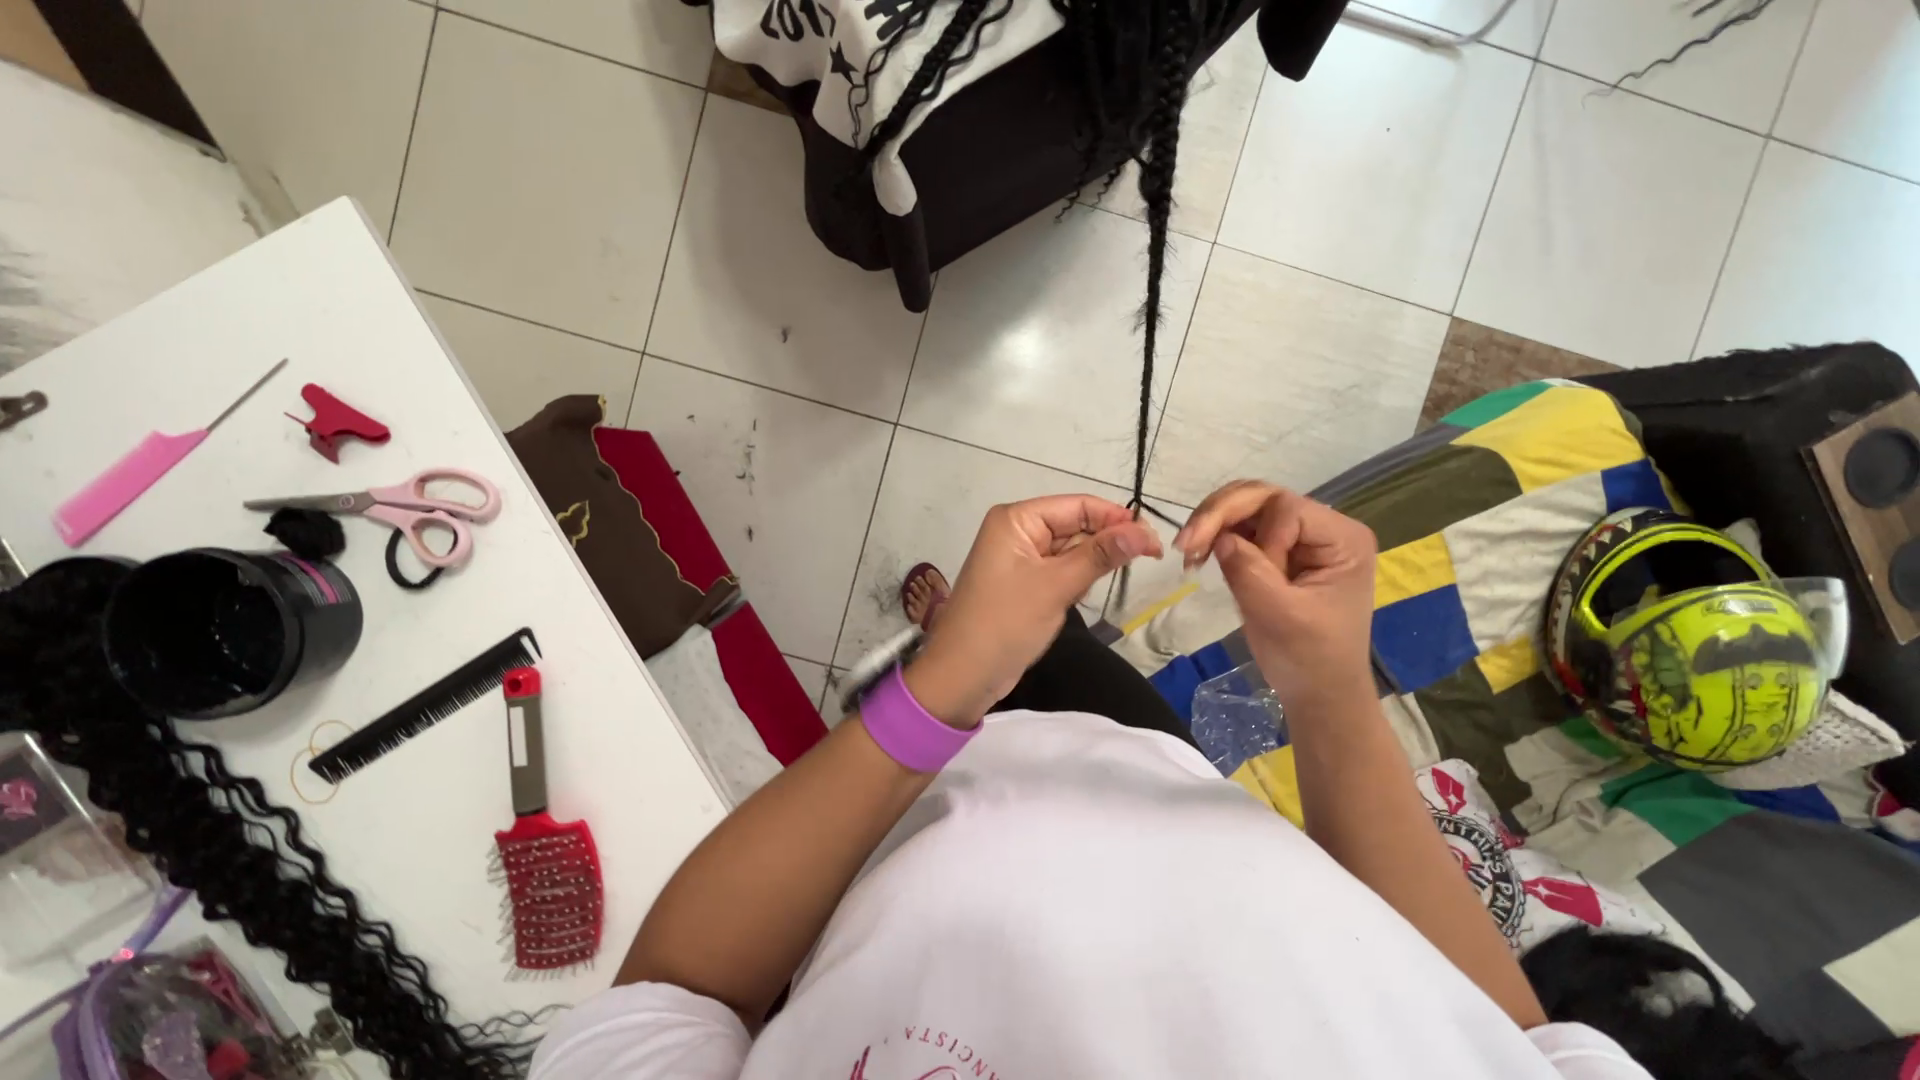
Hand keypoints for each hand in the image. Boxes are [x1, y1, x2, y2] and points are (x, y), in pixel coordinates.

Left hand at [904, 495, 1161, 727]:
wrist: (963, 675)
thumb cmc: (1005, 624)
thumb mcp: (1056, 586)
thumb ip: (1100, 555)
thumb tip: (1144, 531)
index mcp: (1016, 519)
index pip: (1077, 505)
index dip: (1116, 518)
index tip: (1154, 539)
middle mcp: (1016, 531)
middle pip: (1075, 524)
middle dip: (1109, 538)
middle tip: (1153, 556)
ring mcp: (1018, 558)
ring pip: (1070, 548)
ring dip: (1096, 558)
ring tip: (1134, 568)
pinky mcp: (1023, 584)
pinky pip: (1059, 569)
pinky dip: (1079, 576)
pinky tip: (1097, 586)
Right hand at [1174, 481, 1376, 709]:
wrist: (1319, 695)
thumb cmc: (1309, 659)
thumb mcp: (1280, 617)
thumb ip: (1250, 572)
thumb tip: (1219, 537)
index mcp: (1342, 539)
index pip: (1285, 507)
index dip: (1256, 534)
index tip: (1248, 578)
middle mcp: (1325, 528)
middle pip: (1262, 498)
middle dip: (1220, 515)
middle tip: (1184, 544)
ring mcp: (1300, 539)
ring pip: (1247, 508)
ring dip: (1213, 525)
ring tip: (1189, 554)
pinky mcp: (1279, 551)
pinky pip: (1242, 529)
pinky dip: (1216, 538)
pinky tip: (1199, 558)